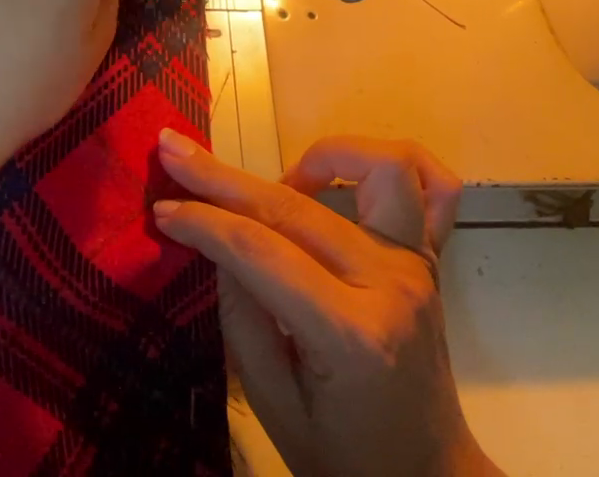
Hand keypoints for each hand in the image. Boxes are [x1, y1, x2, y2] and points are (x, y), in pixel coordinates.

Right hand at [154, 133, 500, 476]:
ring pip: (383, 170)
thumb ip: (242, 318)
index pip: (262, 252)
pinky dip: (390, 167)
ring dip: (323, 157)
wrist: (427, 476)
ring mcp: (419, 264)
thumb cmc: (344, 455)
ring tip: (278, 182)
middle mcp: (392, 283)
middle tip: (176, 153)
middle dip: (225, 177)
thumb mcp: (275, 406)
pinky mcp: (431, 258)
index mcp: (351, 334)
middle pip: (299, 206)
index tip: (162, 204)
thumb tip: (218, 241)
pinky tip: (347, 178)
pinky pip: (436, 187)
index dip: (205, 222)